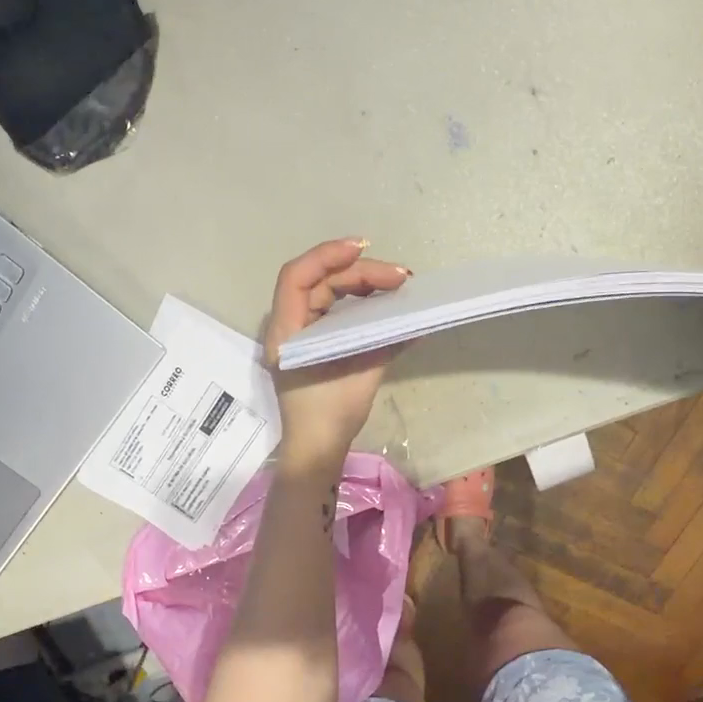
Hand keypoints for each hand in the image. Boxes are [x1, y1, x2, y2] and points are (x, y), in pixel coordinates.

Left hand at [263, 238, 412, 467]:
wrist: (316, 450)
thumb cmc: (330, 416)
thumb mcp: (360, 377)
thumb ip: (385, 343)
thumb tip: (415, 321)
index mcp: (287, 332)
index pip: (297, 276)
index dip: (327, 256)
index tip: (362, 250)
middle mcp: (288, 327)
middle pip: (319, 281)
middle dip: (359, 272)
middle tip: (400, 278)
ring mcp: (300, 334)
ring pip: (327, 292)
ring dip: (361, 283)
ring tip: (396, 284)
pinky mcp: (314, 343)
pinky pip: (333, 310)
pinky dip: (357, 302)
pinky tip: (383, 301)